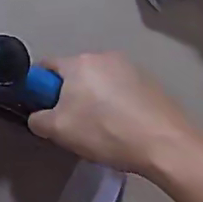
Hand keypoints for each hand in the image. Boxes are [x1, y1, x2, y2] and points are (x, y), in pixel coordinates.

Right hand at [28, 52, 202, 178]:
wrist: (164, 145)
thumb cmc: (105, 132)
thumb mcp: (58, 130)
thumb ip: (38, 119)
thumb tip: (39, 116)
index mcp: (78, 62)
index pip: (45, 66)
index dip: (38, 87)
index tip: (45, 109)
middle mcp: (103, 56)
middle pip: (74, 73)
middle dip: (68, 95)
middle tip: (72, 123)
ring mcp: (130, 67)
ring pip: (99, 81)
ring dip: (93, 98)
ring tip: (101, 128)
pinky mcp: (150, 81)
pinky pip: (121, 89)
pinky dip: (116, 103)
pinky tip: (123, 126)